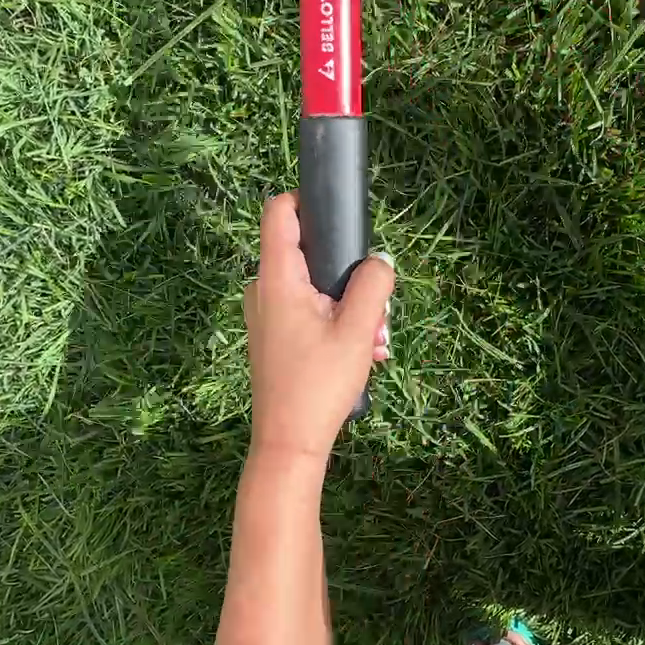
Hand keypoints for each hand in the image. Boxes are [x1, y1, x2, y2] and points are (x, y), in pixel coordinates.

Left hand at [243, 192, 393, 459]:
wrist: (289, 443)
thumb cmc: (319, 383)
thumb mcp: (357, 330)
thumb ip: (372, 286)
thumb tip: (380, 261)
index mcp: (276, 279)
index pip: (279, 212)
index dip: (307, 202)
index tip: (342, 220)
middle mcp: (264, 290)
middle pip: (309, 255)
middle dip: (351, 278)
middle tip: (378, 315)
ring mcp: (266, 315)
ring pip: (316, 289)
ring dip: (351, 309)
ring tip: (375, 344)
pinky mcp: (274, 337)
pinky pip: (309, 314)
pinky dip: (337, 326)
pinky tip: (363, 356)